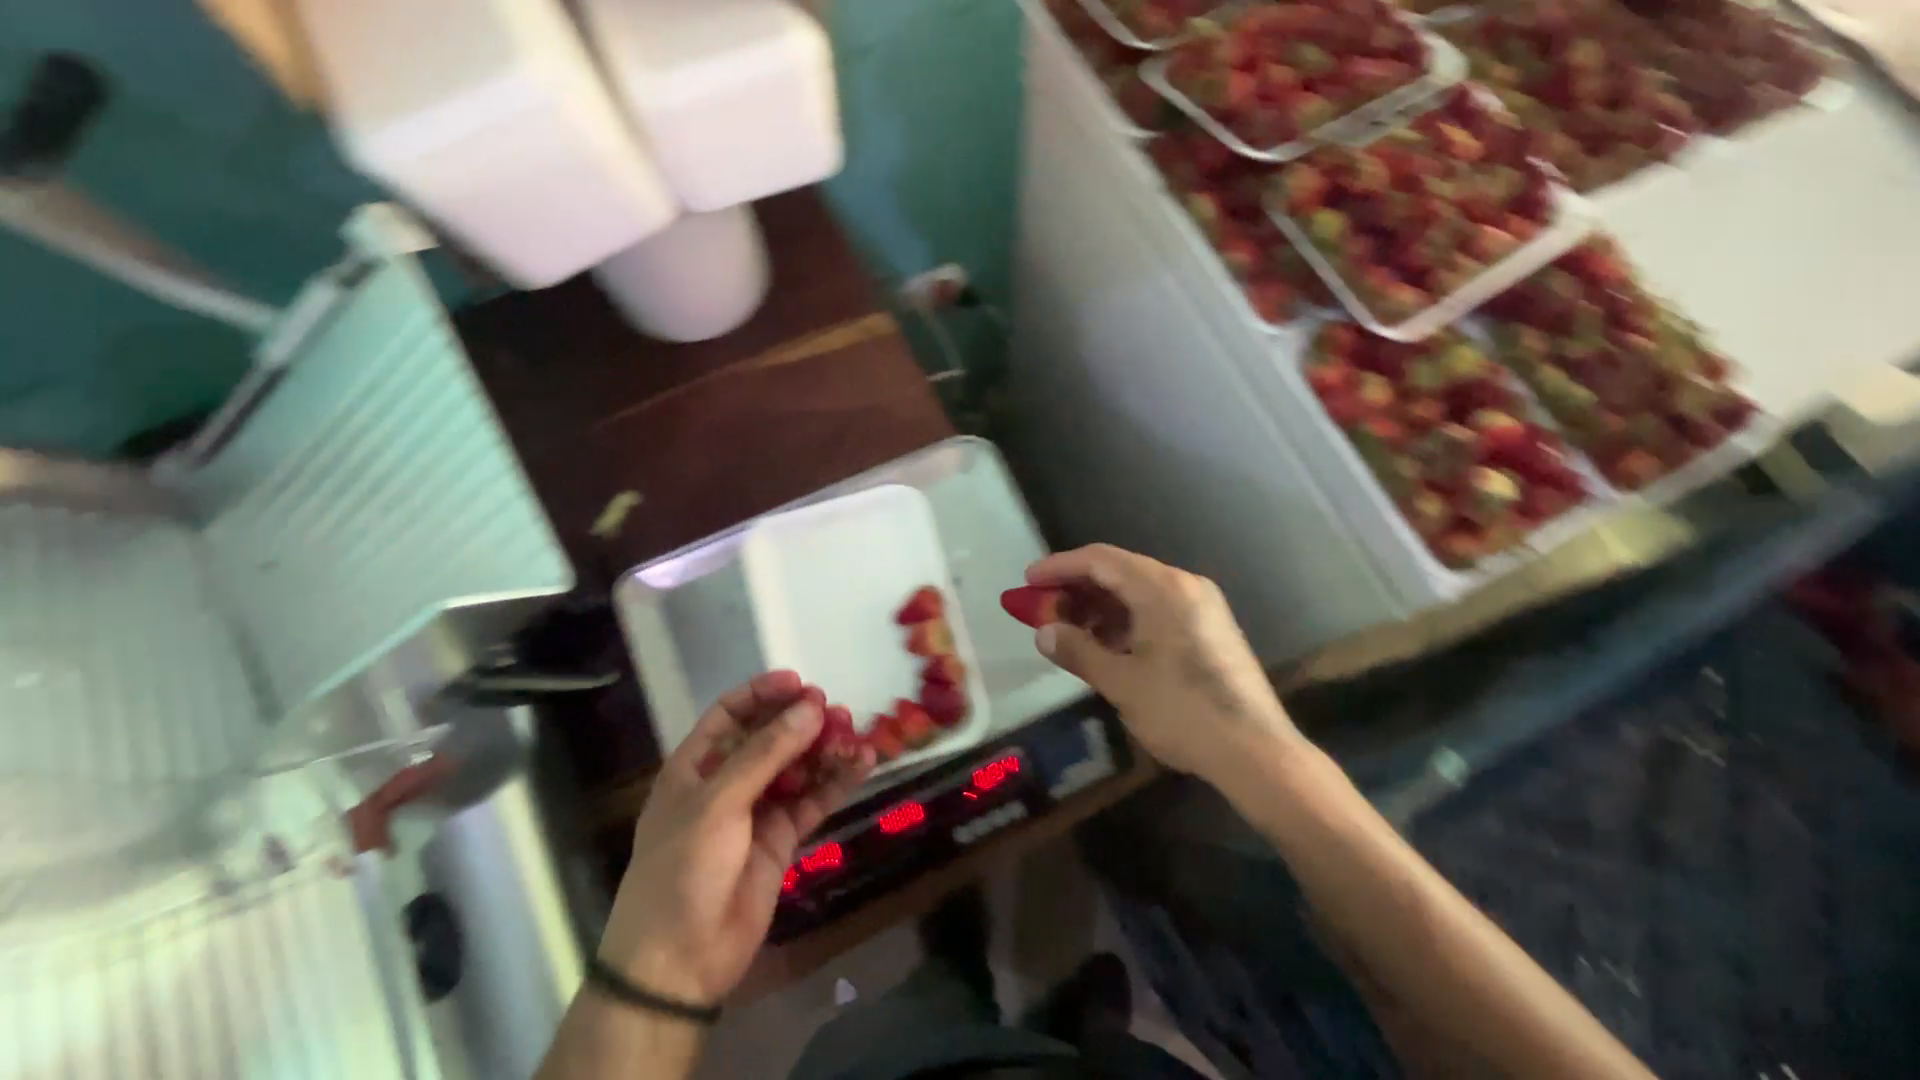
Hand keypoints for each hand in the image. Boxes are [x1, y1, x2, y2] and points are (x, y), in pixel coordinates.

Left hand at [598, 671, 872, 1003]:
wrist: (679, 958)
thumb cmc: (683, 867)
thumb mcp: (718, 803)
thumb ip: (767, 754)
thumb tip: (812, 707)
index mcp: (695, 766)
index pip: (730, 715)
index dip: (763, 694)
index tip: (800, 683)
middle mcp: (727, 783)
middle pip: (770, 739)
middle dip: (802, 722)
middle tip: (837, 712)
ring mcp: (756, 812)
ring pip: (797, 769)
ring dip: (825, 750)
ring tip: (856, 735)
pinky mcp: (781, 841)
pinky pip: (813, 802)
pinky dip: (837, 783)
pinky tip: (862, 764)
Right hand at [1025, 544, 1300, 780]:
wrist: (1255, 751)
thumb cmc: (1182, 711)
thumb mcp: (1121, 682)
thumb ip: (1078, 651)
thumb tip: (1043, 633)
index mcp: (1162, 588)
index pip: (1100, 560)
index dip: (1059, 567)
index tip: (1027, 582)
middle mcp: (1185, 586)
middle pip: (1119, 572)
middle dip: (1076, 590)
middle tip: (1041, 613)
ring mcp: (1201, 608)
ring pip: (1138, 594)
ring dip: (1099, 609)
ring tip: (1066, 633)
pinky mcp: (1209, 630)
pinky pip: (1157, 612)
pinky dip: (1125, 622)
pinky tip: (1104, 647)